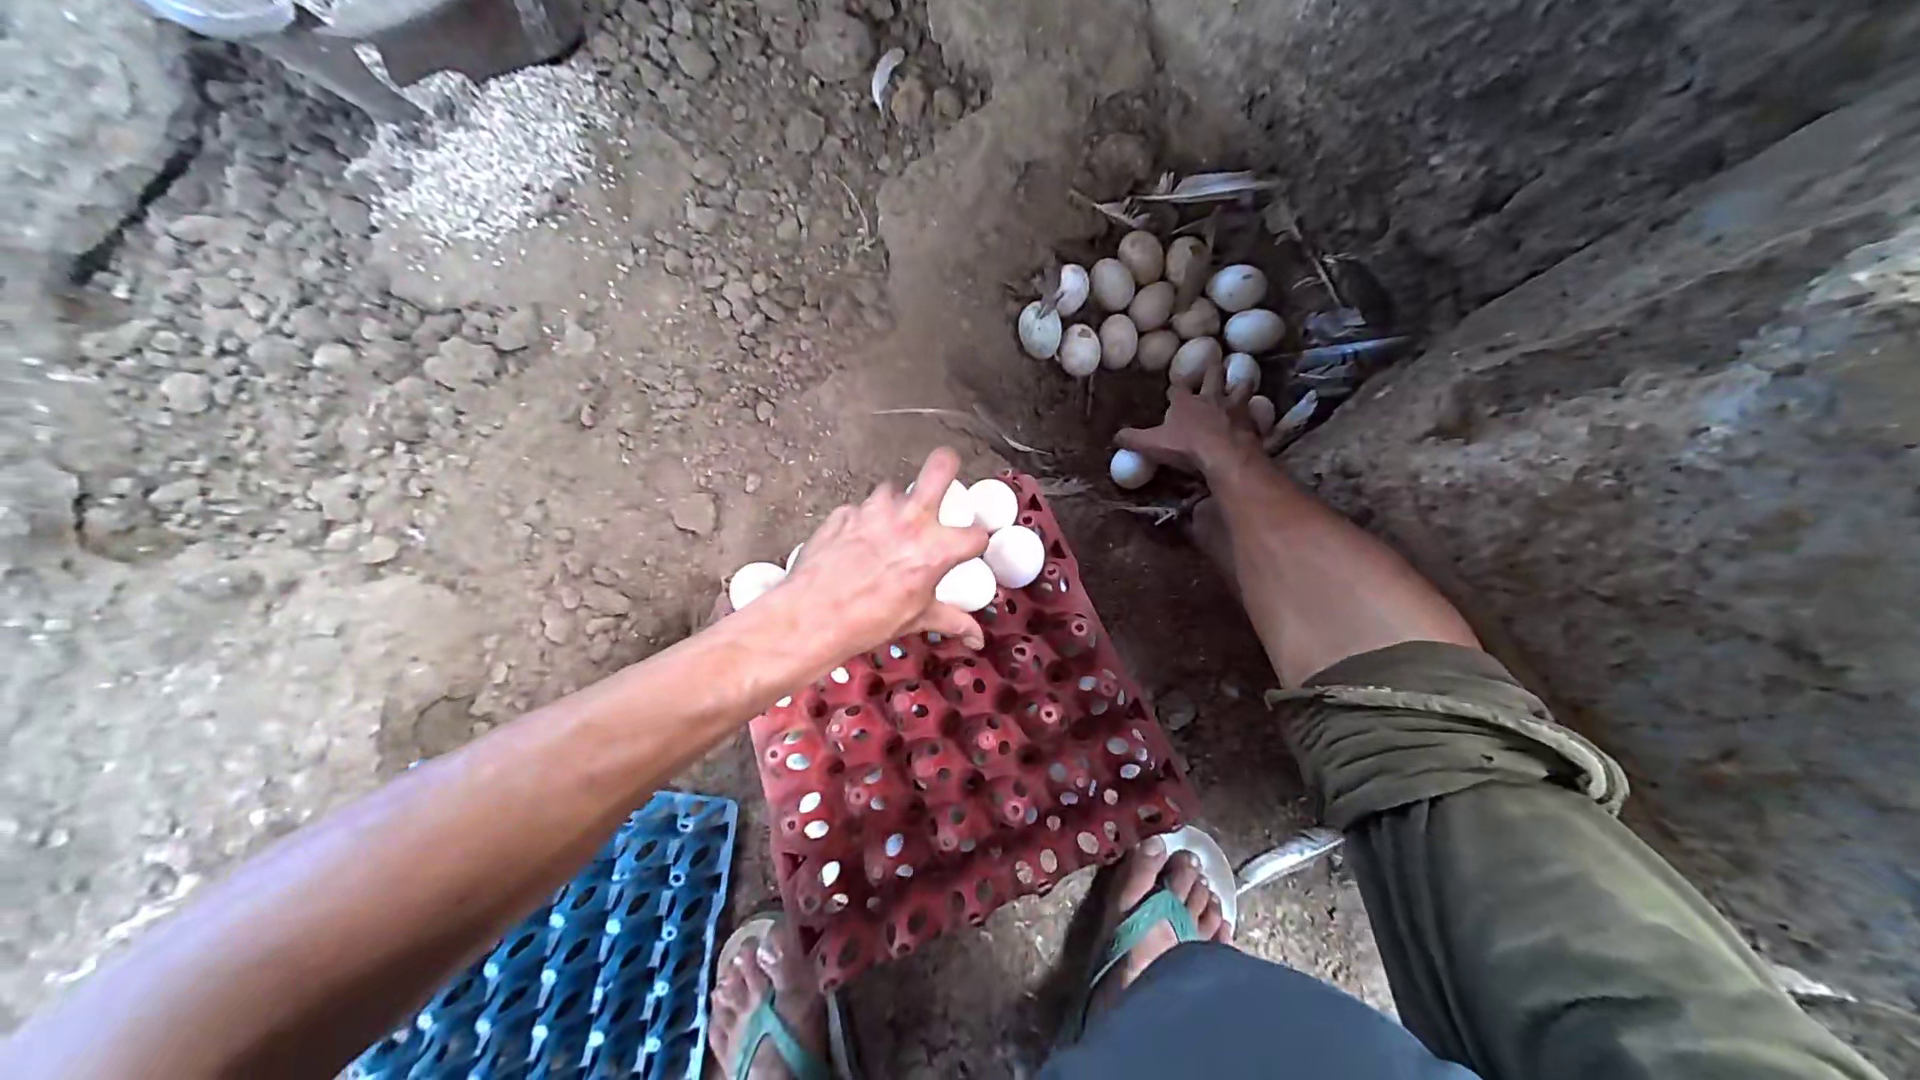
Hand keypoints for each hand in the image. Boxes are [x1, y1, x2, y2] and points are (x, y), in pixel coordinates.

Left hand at [777, 447, 989, 651]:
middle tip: (945, 476)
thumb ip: (949, 619)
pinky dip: (862, 522)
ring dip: (896, 504)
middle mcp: (907, 521)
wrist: (812, 618)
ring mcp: (873, 512)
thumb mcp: (915, 620)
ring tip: (892, 528)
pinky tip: (858, 544)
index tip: (968, 547)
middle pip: (940, 467)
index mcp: (934, 550)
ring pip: (893, 490)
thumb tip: (972, 633)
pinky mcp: (844, 514)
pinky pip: (860, 510)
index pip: (974, 534)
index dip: (975, 541)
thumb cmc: (862, 621)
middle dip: (947, 465)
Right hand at [1114, 378, 1261, 477]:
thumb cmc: (1186, 447)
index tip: (1174, 383)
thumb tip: (1114, 436)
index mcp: (1185, 402)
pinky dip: (1254, 412)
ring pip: (1239, 388)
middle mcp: (1210, 398)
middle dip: (1212, 370)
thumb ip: (1133, 439)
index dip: (1176, 385)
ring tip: (1242, 378)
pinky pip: (1253, 412)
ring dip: (1240, 384)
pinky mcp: (1250, 422)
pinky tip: (1256, 413)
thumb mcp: (1152, 444)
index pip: (1178, 387)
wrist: (1225, 455)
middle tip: (1216, 360)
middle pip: (1212, 378)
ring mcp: (1233, 408)